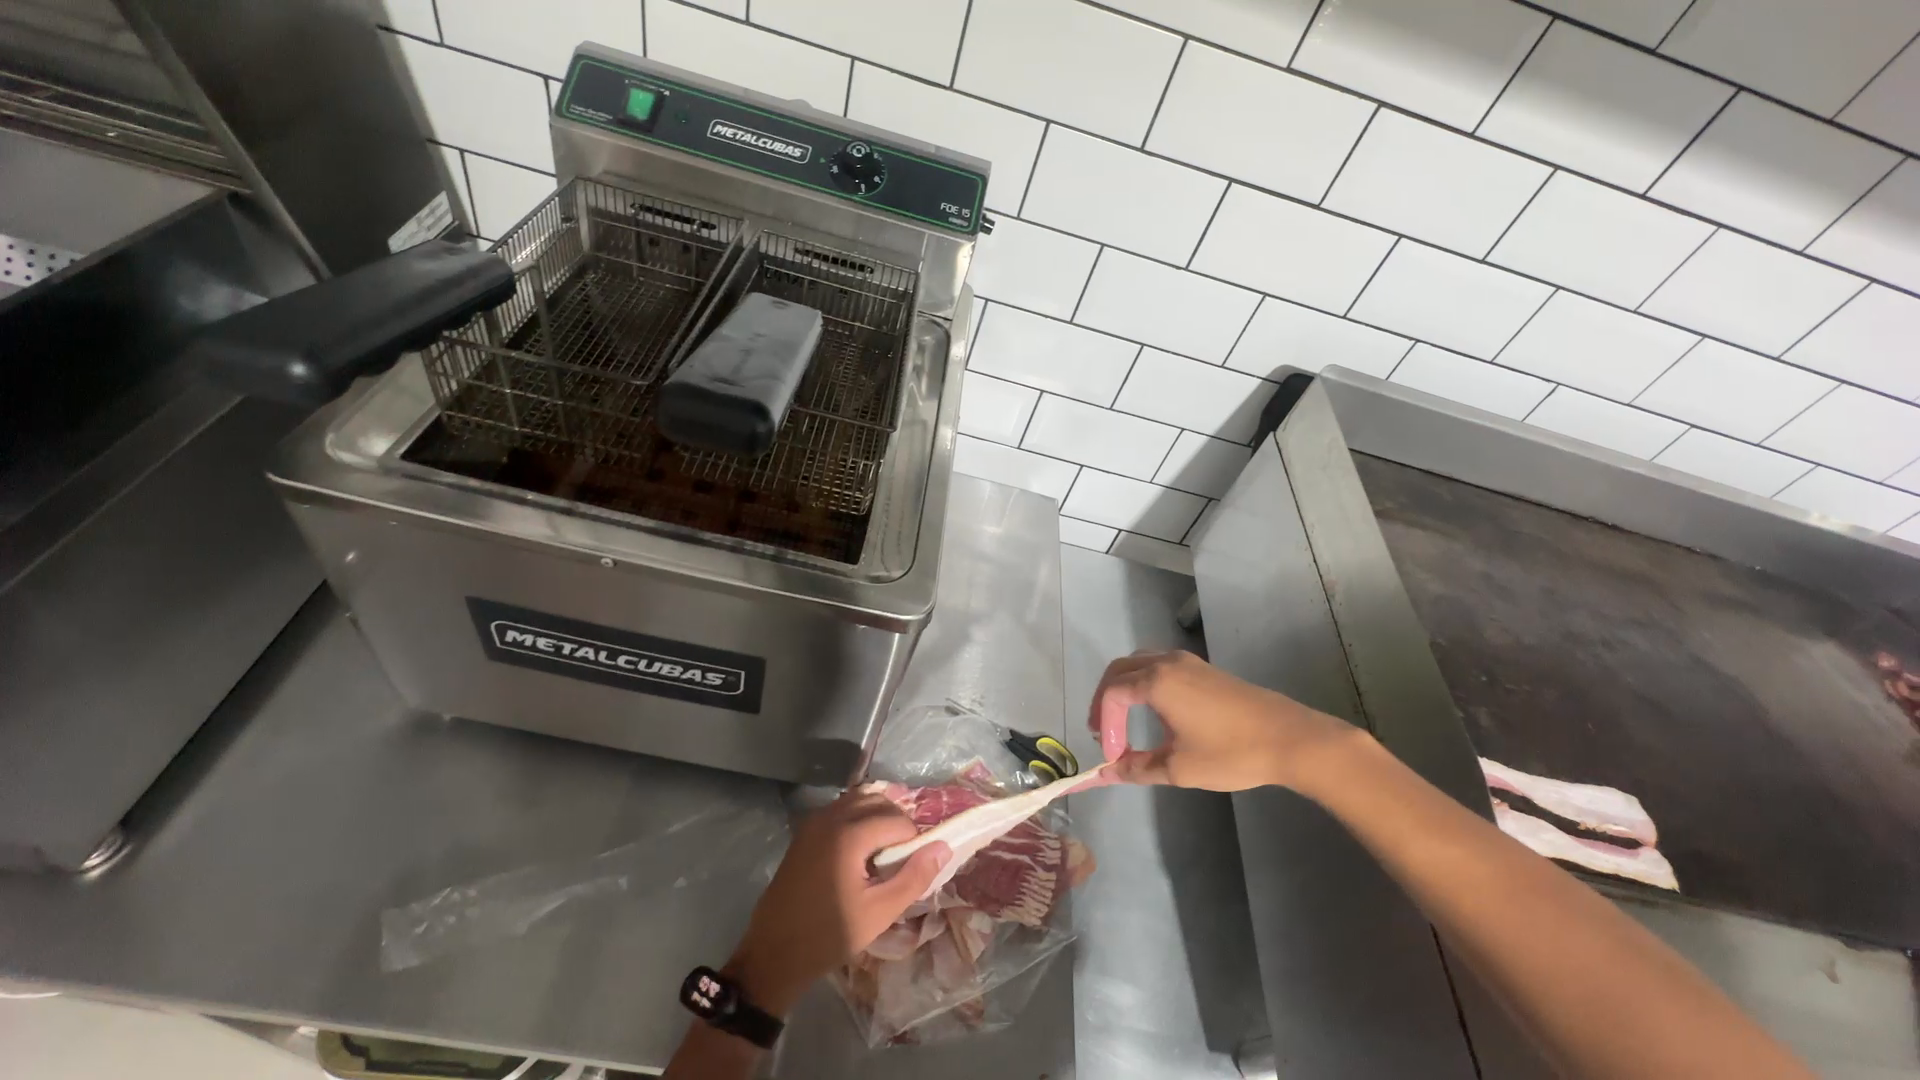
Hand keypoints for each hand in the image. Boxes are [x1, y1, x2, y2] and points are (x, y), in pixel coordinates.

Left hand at [726, 791, 949, 1015]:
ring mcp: (813, 822)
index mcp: (849, 834)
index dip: (914, 842)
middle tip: (904, 859)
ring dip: (878, 817)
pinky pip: (840, 810)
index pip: (898, 821)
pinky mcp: (804, 832)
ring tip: (885, 854)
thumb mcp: (880, 912)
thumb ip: (914, 877)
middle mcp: (830, 817)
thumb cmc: (829, 935)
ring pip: (858, 800)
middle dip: (898, 824)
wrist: (774, 953)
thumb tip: (943, 847)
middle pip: (879, 801)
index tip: (912, 869)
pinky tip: (861, 852)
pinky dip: (858, 819)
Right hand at [1087, 649, 1359, 791]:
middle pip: (1119, 671)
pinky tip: (1154, 712)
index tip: (1112, 756)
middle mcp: (1168, 662)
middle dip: (1105, 701)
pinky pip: (1160, 666)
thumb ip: (1136, 768)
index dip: (1105, 725)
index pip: (1112, 695)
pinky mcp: (1205, 670)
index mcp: (1157, 682)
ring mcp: (1189, 662)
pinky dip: (1144, 683)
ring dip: (1124, 688)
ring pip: (1140, 663)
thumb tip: (1105, 774)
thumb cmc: (1231, 753)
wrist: (1290, 739)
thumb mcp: (1179, 768)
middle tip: (1103, 733)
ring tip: (1122, 721)